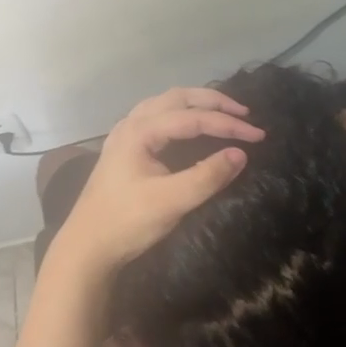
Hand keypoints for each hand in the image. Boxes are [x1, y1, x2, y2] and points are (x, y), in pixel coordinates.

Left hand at [52, 87, 263, 270]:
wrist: (87, 248)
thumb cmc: (126, 223)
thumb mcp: (172, 201)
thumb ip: (207, 176)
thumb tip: (241, 154)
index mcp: (139, 131)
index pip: (192, 118)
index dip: (228, 125)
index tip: (258, 136)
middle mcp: (130, 125)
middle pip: (177, 98)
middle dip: (213, 103)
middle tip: (244, 115)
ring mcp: (124, 136)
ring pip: (165, 105)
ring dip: (196, 106)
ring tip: (223, 114)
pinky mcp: (125, 150)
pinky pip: (158, 118)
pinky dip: (181, 116)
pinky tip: (192, 128)